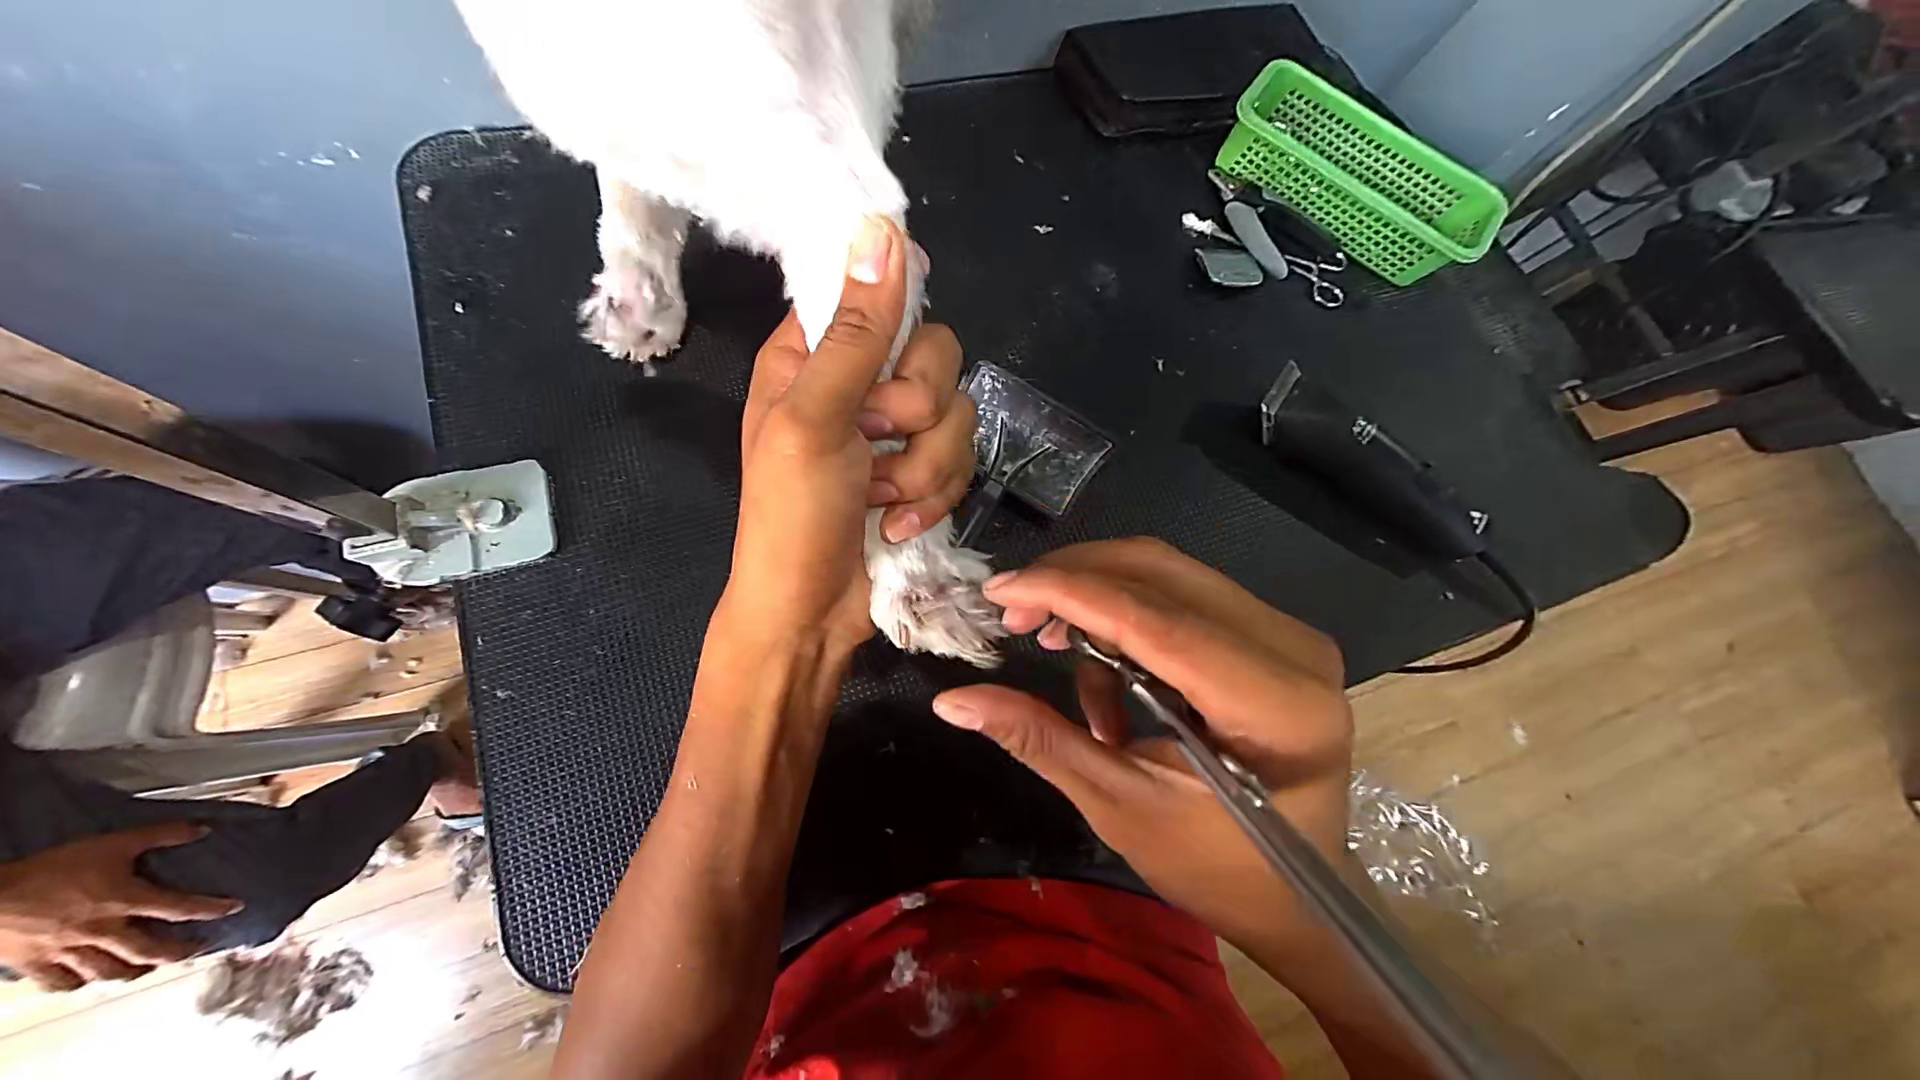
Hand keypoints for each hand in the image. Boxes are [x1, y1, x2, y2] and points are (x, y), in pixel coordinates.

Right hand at [0, 824, 242, 990]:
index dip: (212, 909)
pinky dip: (80, 983)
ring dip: (132, 971)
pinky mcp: (32, 964)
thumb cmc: (52, 868)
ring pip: (107, 972)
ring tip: (149, 967)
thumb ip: (163, 834)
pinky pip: (60, 983)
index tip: (235, 909)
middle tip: (197, 950)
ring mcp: (65, 951)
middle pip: (147, 950)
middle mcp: (100, 931)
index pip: (180, 908)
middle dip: (177, 952)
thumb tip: (204, 829)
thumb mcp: (116, 842)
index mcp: (125, 901)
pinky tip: (90, 978)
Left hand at [725, 217, 973, 651]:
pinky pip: (962, 459)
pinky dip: (934, 497)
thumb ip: (855, 333)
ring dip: (925, 468)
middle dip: (917, 413)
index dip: (895, 323)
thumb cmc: (791, 518)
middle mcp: (858, 384)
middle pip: (936, 354)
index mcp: (811, 354)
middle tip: (876, 442)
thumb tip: (882, 231)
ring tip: (881, 499)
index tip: (892, 361)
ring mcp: (894, 432)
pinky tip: (897, 523)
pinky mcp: (922, 473)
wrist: (811, 615)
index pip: (876, 294)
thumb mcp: (813, 419)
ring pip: (958, 413)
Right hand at [929, 537, 1352, 952]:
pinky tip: (1105, 673)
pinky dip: (1123, 616)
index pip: (1154, 620)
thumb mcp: (1118, 804)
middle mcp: (1293, 649)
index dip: (1068, 593)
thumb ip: (1038, 738)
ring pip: (1166, 573)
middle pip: (1160, 572)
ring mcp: (1287, 633)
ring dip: (1095, 596)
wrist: (1298, 891)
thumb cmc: (1214, 866)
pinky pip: (1178, 593)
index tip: (998, 590)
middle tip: (1014, 614)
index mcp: (1273, 706)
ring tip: (1054, 646)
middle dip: (1073, 580)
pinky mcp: (1270, 632)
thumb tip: (951, 701)